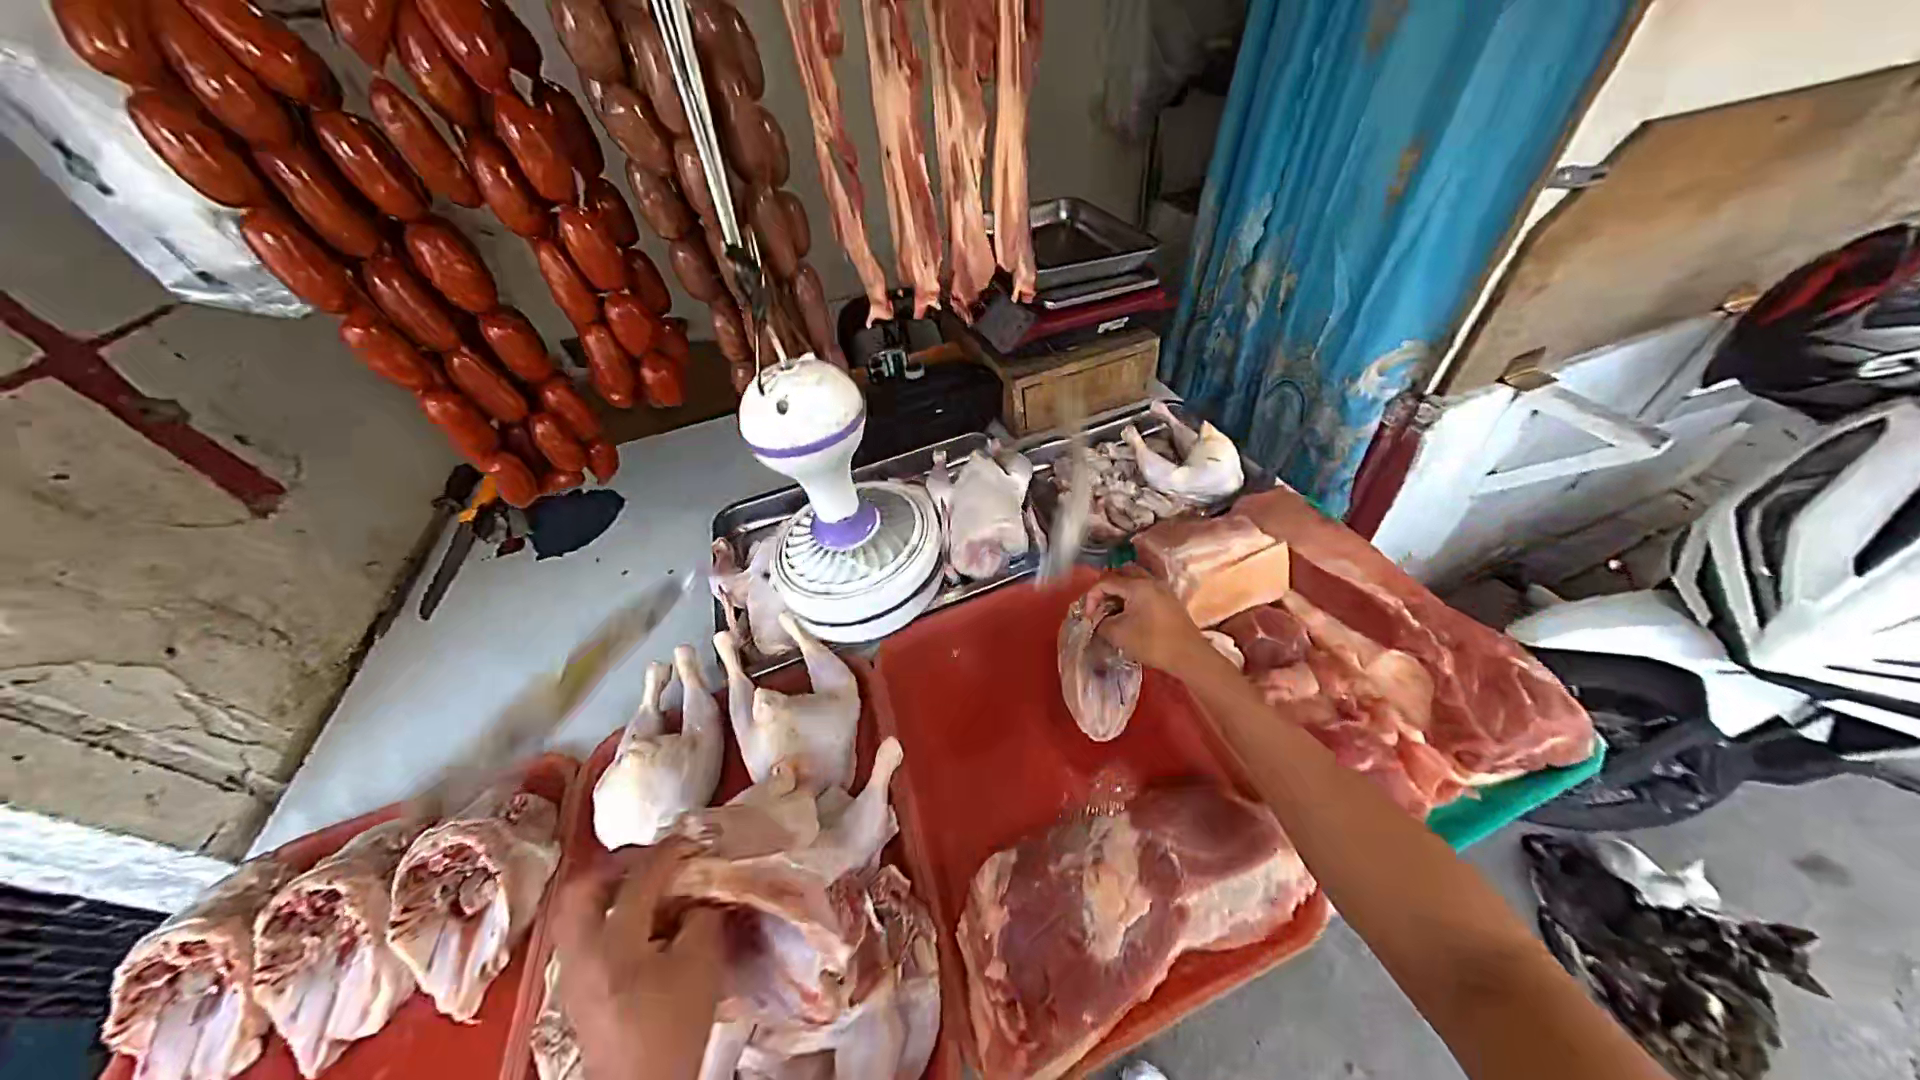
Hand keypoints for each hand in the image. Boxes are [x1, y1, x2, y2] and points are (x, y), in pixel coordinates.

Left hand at [550, 842, 723, 1079]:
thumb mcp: (703, 963)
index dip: (668, 853)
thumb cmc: (674, 1027)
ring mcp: (571, 971)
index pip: (638, 880)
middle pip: (582, 887)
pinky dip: (609, 912)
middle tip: (652, 859)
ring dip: (610, 888)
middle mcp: (580, 952)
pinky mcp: (575, 986)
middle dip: (618, 864)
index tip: (690, 841)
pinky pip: (584, 930)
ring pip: (577, 909)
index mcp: (613, 945)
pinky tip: (641, 922)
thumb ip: (702, 915)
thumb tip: (699, 891)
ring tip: (647, 886)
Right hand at [1084, 567, 1215, 675]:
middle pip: (1122, 574)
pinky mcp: (1169, 600)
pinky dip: (1133, 596)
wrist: (1189, 656)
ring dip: (1120, 591)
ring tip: (1114, 609)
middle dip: (1106, 588)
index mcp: (1137, 585)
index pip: (1105, 581)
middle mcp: (1151, 581)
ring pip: (1135, 580)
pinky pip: (1146, 589)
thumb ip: (1102, 623)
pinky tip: (1130, 613)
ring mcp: (1163, 589)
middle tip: (1100, 606)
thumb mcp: (1118, 634)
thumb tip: (1099, 620)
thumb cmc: (1152, 643)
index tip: (1088, 616)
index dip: (1091, 596)